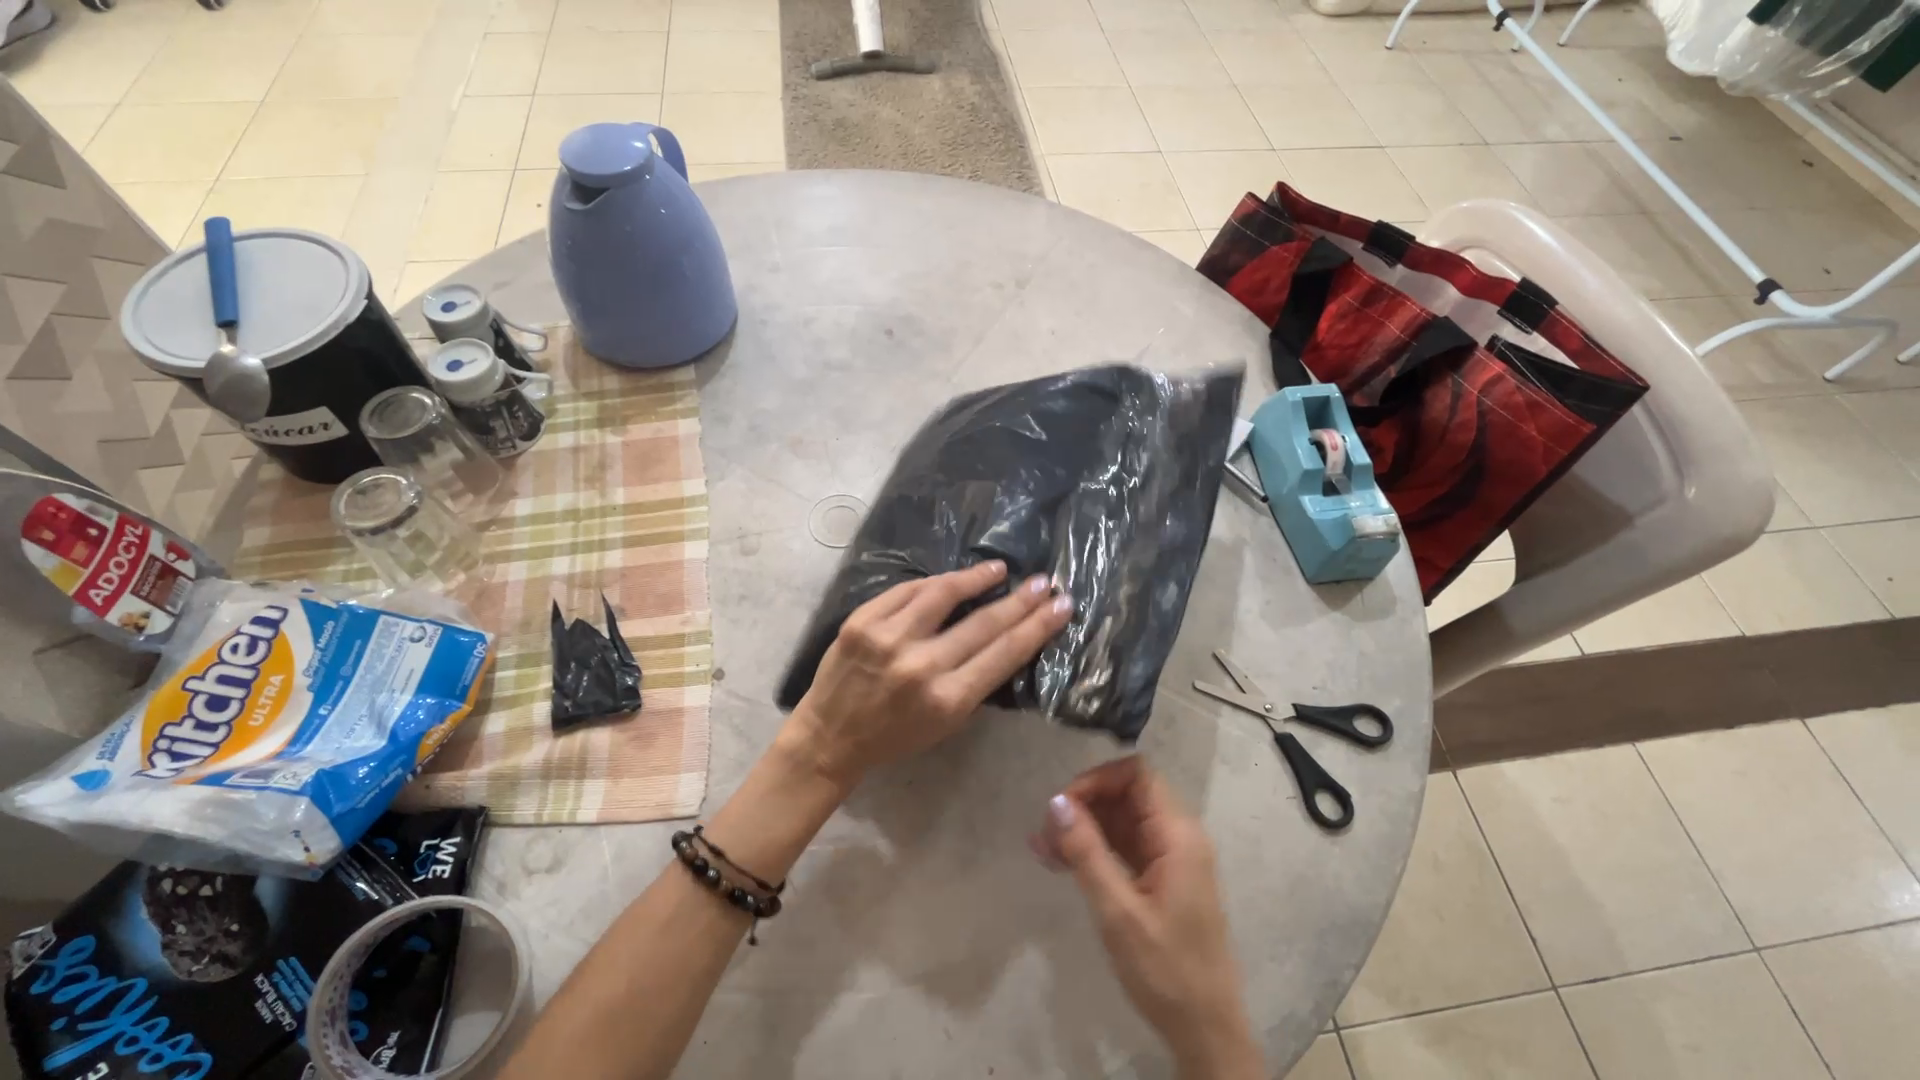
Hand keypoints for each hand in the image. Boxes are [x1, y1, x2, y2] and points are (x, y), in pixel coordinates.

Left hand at [784, 562, 1072, 790]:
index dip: (1038, 626)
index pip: (1005, 653)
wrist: (830, 736)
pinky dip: (935, 582)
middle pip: (983, 623)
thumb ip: (975, 682)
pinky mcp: (861, 621)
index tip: (1061, 606)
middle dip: (1021, 601)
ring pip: (943, 594)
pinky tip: (954, 578)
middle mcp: (921, 666)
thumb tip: (1007, 637)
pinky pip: (907, 591)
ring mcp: (888, 639)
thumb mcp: (947, 723)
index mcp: (947, 699)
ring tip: (1000, 569)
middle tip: (1045, 582)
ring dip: (977, 578)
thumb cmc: (895, 737)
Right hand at [1033, 758, 1261, 1079]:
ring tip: (1043, 849)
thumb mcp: (1118, 912)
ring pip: (1123, 819)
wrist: (1205, 1027)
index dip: (1096, 779)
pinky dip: (1095, 848)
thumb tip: (1057, 802)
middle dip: (1084, 803)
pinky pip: (1125, 845)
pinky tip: (1061, 862)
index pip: (1136, 775)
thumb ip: (1087, 853)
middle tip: (1045, 832)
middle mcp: (1179, 837)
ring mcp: (1171, 858)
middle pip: (1127, 793)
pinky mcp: (1162, 878)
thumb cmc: (1165, 970)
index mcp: (1178, 836)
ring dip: (1084, 826)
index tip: (1061, 806)